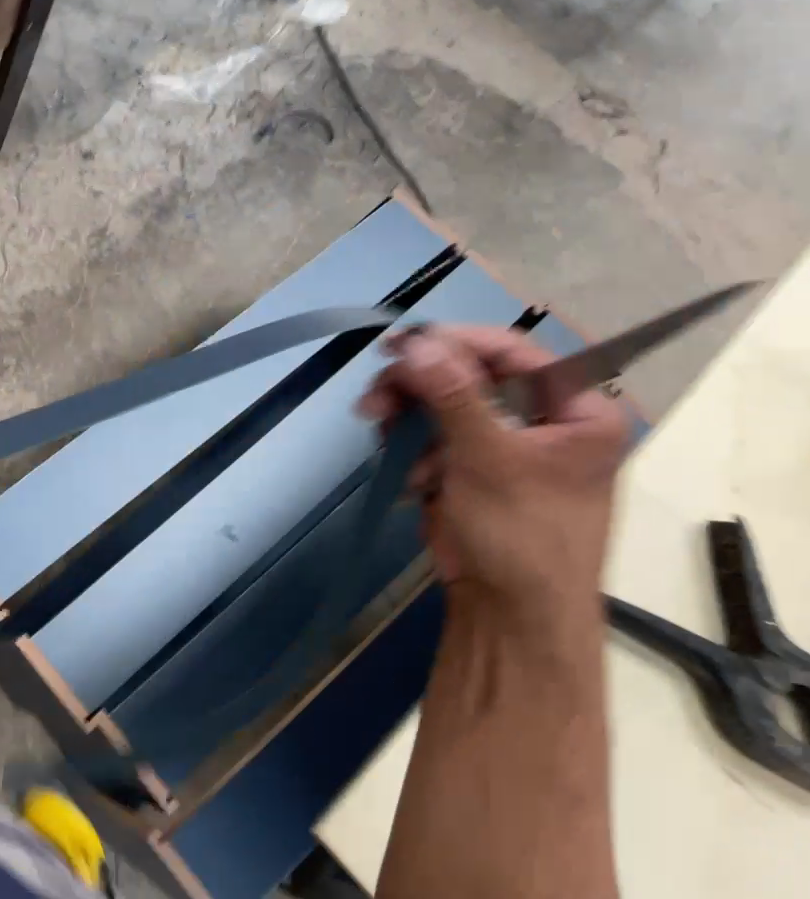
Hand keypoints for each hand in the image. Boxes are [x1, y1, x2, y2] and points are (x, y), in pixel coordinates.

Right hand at [359, 326, 628, 622]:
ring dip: (407, 417)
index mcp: (577, 409)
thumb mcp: (488, 459)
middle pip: (468, 375)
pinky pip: (431, 435)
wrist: (510, 610)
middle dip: (418, 385)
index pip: (512, 352)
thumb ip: (453, 396)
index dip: (454, 342)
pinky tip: (409, 473)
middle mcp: (543, 419)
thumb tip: (415, 341)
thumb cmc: (521, 534)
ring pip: (441, 404)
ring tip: (380, 432)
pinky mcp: (469, 466)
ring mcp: (503, 443)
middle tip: (375, 398)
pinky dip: (411, 447)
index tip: (398, 344)